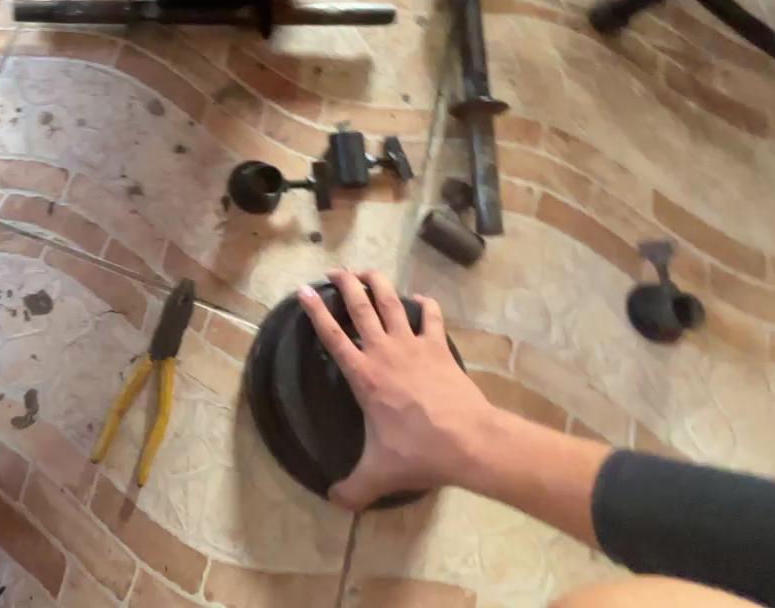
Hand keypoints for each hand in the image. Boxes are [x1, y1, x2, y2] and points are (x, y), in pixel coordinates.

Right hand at [297, 270, 498, 509]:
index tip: (304, 291)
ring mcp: (412, 345)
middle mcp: (383, 351)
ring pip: (390, 303)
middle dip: (345, 284)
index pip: (332, 335)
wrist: (470, 442)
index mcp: (363, 375)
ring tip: (368, 271)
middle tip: (336, 271)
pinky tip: (420, 298)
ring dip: (378, 283)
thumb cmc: (419, 451)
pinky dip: (424, 304)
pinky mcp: (439, 348)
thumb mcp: (380, 472)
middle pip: (359, 307)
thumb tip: (334, 502)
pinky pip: (430, 317)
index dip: (315, 311)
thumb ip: (354, 487)